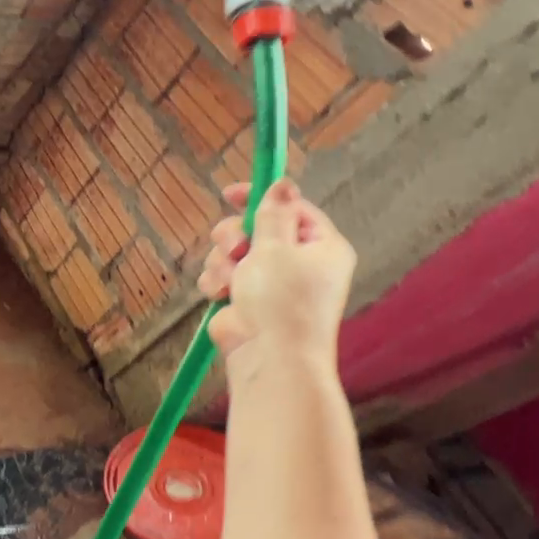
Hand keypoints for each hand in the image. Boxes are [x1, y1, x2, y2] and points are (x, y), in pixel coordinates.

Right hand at [196, 179, 354, 383]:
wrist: (269, 354)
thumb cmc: (281, 300)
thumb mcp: (276, 248)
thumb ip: (273, 214)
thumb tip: (282, 183)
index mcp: (321, 246)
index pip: (291, 208)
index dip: (260, 198)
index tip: (229, 194)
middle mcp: (299, 262)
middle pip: (256, 228)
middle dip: (234, 237)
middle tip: (234, 250)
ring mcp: (271, 281)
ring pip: (232, 252)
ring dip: (222, 262)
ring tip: (228, 281)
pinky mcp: (245, 297)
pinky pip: (222, 274)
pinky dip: (217, 281)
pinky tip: (220, 294)